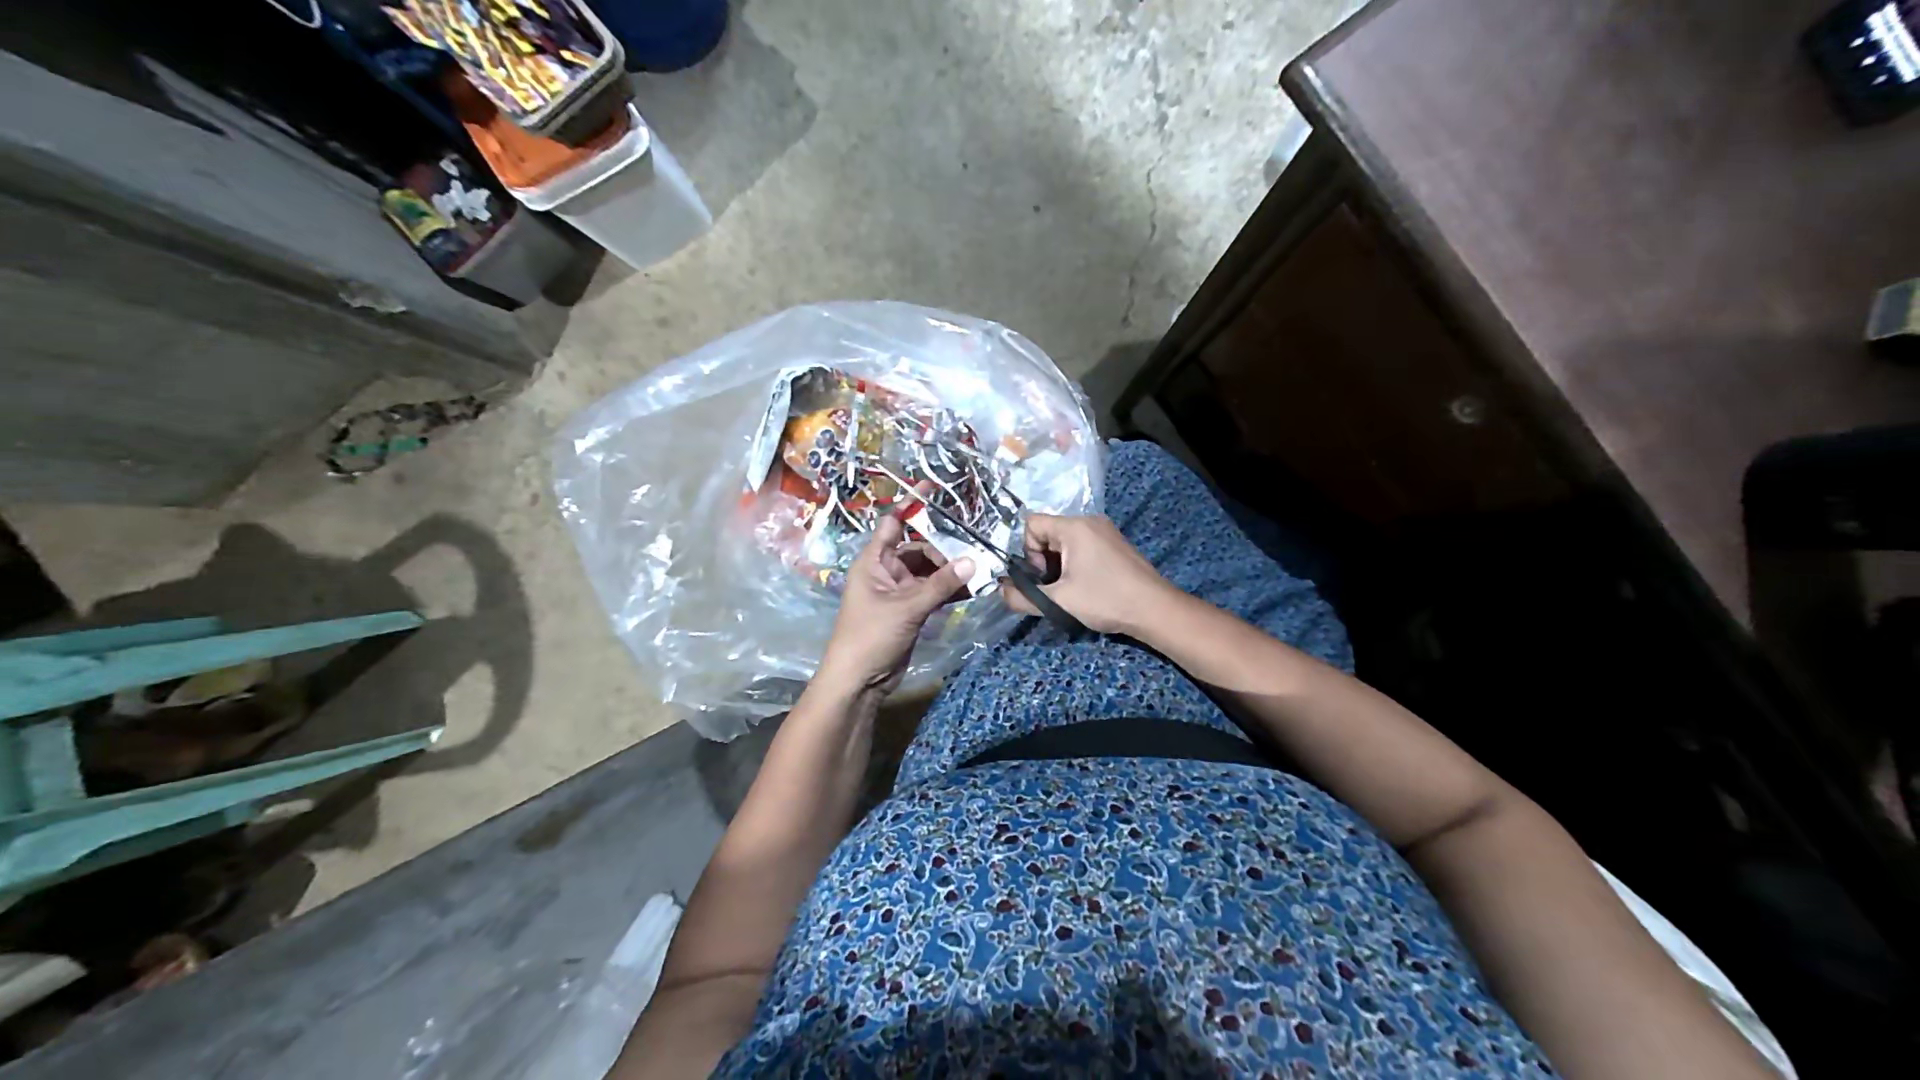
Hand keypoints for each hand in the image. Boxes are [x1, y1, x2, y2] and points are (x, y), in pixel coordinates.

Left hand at [816, 513, 972, 696]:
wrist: (859, 681)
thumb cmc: (871, 636)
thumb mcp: (906, 608)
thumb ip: (940, 585)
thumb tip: (972, 561)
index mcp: (873, 562)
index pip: (892, 523)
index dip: (911, 505)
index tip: (933, 488)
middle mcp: (885, 572)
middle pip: (918, 548)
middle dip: (943, 548)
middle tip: (970, 552)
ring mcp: (898, 592)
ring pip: (928, 571)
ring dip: (949, 571)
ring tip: (977, 570)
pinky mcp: (910, 611)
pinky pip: (932, 592)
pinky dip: (948, 590)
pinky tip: (970, 590)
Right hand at [1003, 514, 1178, 635]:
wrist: (1154, 609)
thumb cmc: (1105, 600)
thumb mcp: (1058, 602)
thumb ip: (1023, 597)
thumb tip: (1000, 592)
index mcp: (1074, 527)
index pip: (1032, 523)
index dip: (1028, 550)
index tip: (1042, 575)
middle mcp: (1089, 521)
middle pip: (1048, 532)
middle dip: (1043, 559)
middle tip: (1055, 586)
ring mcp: (1105, 531)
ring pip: (1065, 541)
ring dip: (1059, 564)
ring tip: (1071, 589)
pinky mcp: (1115, 544)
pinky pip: (1083, 545)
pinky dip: (1076, 563)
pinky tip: (1087, 586)